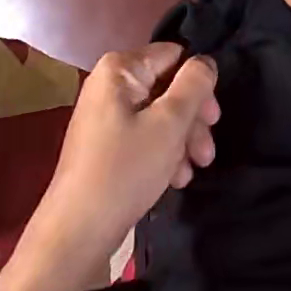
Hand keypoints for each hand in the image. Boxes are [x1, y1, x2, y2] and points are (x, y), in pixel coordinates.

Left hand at [26, 43, 218, 278]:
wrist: (77, 234)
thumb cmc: (126, 169)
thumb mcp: (170, 121)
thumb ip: (195, 83)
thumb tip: (205, 62)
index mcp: (120, 69)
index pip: (176, 56)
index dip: (199, 84)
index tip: (212, 118)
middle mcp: (110, 85)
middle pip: (170, 87)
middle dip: (193, 119)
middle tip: (207, 151)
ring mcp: (107, 114)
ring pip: (162, 113)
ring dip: (184, 139)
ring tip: (193, 169)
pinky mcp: (107, 143)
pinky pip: (146, 133)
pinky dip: (165, 151)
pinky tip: (175, 177)